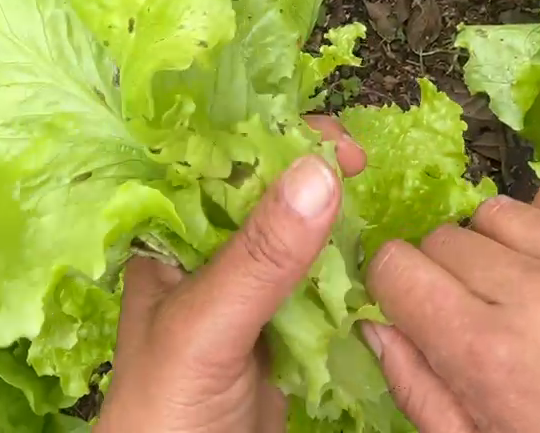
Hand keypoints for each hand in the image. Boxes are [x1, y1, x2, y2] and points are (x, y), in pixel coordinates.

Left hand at [95, 118, 366, 432]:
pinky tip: (372, 256)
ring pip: (295, 233)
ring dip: (333, 216)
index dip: (270, 134)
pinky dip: (346, 268)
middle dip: (309, 169)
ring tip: (372, 200)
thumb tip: (320, 171)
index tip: (329, 137)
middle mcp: (207, 253)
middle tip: (360, 163)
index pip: (218, 159)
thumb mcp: (205, 329)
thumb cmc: (166, 414)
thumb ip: (258, 257)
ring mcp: (246, 292)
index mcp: (172, 235)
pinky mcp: (280, 331)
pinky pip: (318, 283)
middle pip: (263, 189)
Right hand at [364, 179, 539, 432]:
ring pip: (495, 211)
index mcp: (493, 354)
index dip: (399, 289)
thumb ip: (418, 388)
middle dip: (452, 276)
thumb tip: (372, 318)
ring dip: (501, 249)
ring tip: (535, 295)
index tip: (421, 309)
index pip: (394, 265)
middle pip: (443, 237)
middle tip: (489, 318)